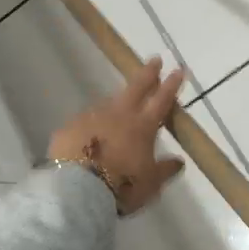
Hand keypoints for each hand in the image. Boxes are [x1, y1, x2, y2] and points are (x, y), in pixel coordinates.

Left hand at [48, 57, 186, 214]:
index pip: (161, 100)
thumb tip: (179, 161)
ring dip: (118, 100)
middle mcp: (118, 115)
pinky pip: (85, 122)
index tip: (178, 69)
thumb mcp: (150, 183)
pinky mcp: (69, 127)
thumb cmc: (122, 186)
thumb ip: (165, 170)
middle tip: (155, 59)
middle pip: (135, 88)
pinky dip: (92, 124)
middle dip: (147, 73)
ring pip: (108, 103)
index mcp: (142, 126)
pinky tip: (91, 133)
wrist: (79, 189)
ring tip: (122, 103)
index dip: (171, 85)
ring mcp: (91, 118)